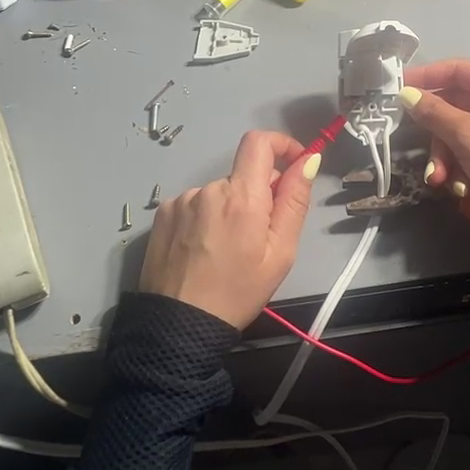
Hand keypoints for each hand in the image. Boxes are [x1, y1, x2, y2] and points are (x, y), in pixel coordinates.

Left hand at [140, 130, 319, 328]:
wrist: (177, 327)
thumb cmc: (237, 292)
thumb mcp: (280, 253)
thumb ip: (294, 201)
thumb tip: (307, 160)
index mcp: (241, 196)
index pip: (259, 142)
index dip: (282, 144)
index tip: (294, 164)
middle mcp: (208, 188)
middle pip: (242, 175)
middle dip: (259, 193)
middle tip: (260, 235)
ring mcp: (181, 200)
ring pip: (220, 192)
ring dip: (230, 208)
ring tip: (227, 250)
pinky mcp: (162, 214)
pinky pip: (195, 204)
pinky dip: (206, 218)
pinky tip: (203, 250)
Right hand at [401, 59, 469, 227]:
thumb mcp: (469, 135)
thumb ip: (435, 113)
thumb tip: (406, 94)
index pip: (460, 70)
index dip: (428, 76)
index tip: (400, 87)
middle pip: (454, 105)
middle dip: (436, 133)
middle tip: (418, 145)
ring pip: (455, 133)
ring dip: (443, 156)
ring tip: (440, 178)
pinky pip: (465, 153)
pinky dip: (456, 168)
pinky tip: (457, 186)